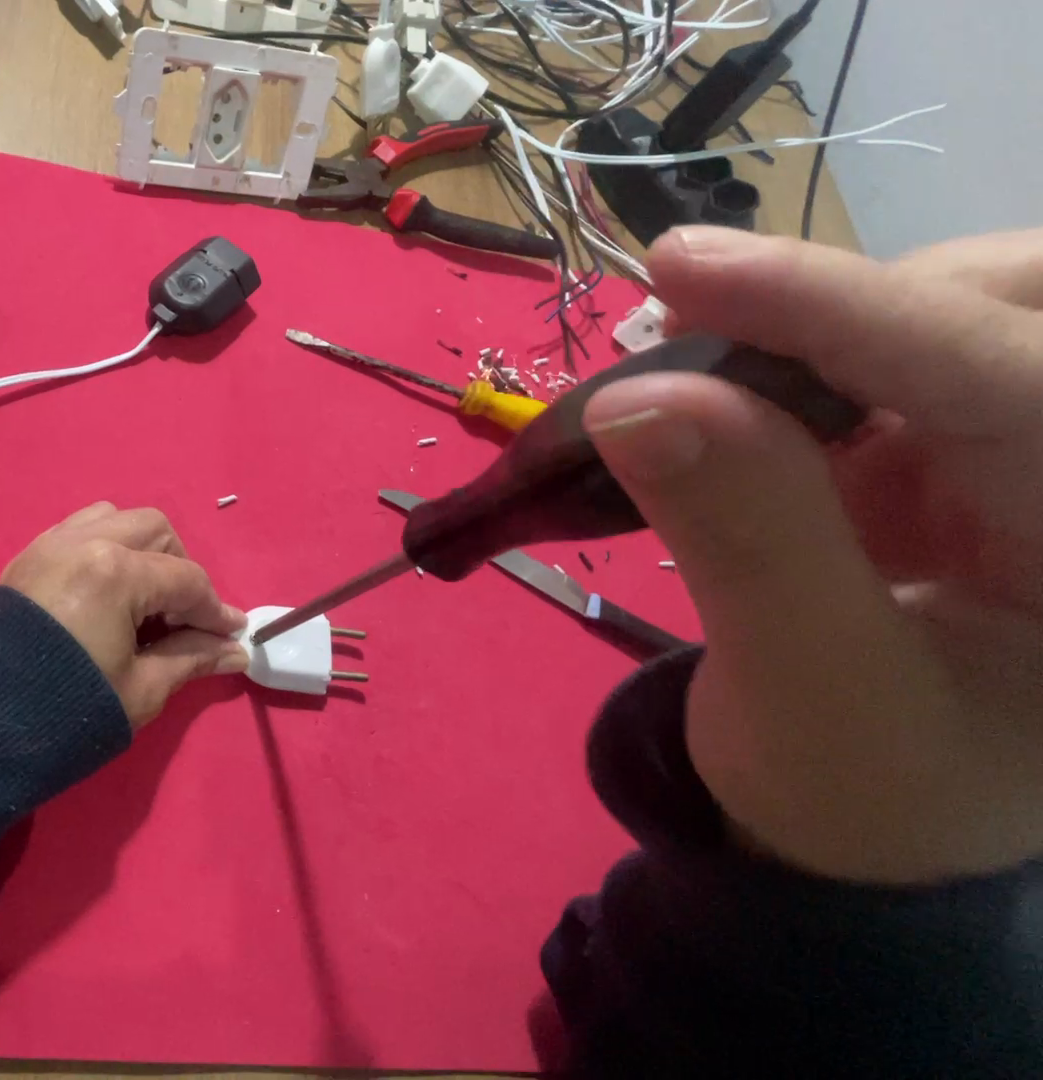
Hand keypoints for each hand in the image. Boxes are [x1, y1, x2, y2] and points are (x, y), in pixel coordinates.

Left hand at [1, 503, 248, 728]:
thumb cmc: (67, 709)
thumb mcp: (140, 689)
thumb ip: (191, 659)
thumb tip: (235, 649)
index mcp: (116, 572)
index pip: (186, 580)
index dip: (215, 611)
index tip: (230, 636)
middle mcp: (84, 542)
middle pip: (154, 530)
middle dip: (178, 568)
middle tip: (179, 617)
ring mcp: (50, 544)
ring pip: (113, 518)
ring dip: (139, 549)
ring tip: (140, 599)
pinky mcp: (27, 556)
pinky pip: (77, 530)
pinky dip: (102, 547)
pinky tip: (105, 592)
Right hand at [584, 225, 1042, 884]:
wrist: (861, 820)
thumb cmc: (850, 785)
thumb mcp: (802, 685)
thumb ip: (742, 541)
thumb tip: (637, 400)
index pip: (1023, 384)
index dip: (842, 312)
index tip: (682, 264)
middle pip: (1019, 313)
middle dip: (845, 315)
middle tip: (686, 358)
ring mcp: (1040, 463)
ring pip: (951, 320)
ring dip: (805, 338)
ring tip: (692, 398)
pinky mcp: (970, 456)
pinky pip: (888, 363)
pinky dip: (786, 368)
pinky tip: (724, 412)